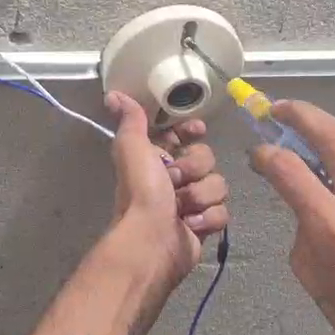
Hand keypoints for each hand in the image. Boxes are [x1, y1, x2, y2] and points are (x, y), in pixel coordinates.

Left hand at [103, 91, 229, 288]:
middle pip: (206, 157)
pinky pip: (222, 212)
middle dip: (194, 168)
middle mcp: (174, 176)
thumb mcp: (132, 146)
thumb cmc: (141, 189)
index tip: (197, 129)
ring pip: (217, 184)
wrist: (152, 239)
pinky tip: (191, 224)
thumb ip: (131, 119)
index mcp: (156, 156)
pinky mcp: (204, 225)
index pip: (183, 134)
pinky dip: (208, 218)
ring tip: (180, 207)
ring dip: (199, 195)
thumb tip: (112, 94)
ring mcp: (191, 201)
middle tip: (174, 180)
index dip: (192, 130)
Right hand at [250, 100, 334, 334]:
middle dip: (300, 114)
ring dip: (323, 127)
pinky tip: (332, 160)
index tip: (256, 151)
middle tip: (276, 108)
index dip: (266, 153)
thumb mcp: (312, 275)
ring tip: (300, 123)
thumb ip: (301, 221)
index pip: (290, 168)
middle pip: (332, 136)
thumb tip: (292, 183)